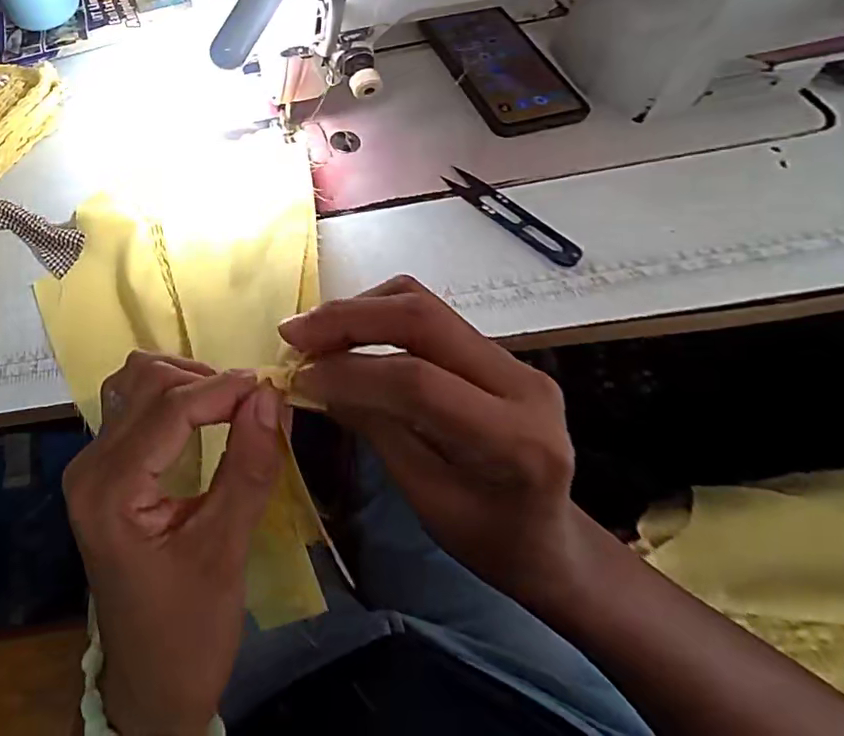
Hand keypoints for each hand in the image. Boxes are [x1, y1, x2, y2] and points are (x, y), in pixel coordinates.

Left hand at [63, 352, 285, 735]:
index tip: (272, 385)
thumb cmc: (189, 631)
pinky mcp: (104, 469)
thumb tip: (270, 397)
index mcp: (109, 491)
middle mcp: (89, 466)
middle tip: (256, 402)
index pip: (168, 410)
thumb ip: (248, 468)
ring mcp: (91, 466)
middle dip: (205, 381)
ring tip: (232, 404)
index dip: (223, 389)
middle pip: (145, 383)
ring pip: (135, 384)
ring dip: (186, 381)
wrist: (150, 683)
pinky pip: (135, 406)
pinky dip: (174, 396)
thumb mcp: (225, 552)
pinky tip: (206, 413)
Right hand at [281, 276, 580, 603]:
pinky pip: (430, 316)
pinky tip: (348, 336)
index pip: (419, 382)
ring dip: (360, 310)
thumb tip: (314, 379)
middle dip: (349, 317)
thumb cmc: (488, 540)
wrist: (550, 538)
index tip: (299, 377)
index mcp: (513, 440)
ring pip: (425, 304)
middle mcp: (522, 383)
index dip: (349, 372)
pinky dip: (379, 317)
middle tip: (294, 333)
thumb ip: (376, 429)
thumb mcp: (425, 499)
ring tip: (314, 333)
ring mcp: (514, 360)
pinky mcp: (497, 351)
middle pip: (423, 318)